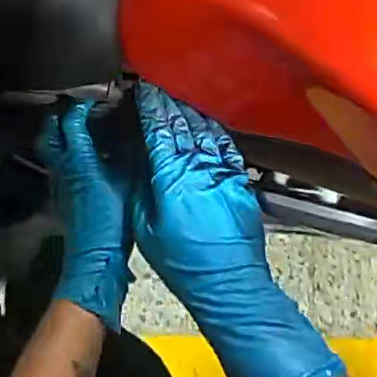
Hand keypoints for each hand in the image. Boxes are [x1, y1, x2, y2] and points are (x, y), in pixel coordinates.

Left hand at [36, 102, 134, 330]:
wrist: (94, 259)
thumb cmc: (113, 222)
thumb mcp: (127, 184)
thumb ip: (125, 156)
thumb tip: (129, 134)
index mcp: (79, 159)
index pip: (70, 122)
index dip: (79, 107)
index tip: (91, 101)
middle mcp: (62, 166)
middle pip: (50, 131)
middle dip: (59, 116)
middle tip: (75, 110)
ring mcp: (57, 181)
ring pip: (48, 148)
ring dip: (57, 134)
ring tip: (74, 129)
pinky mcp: (58, 194)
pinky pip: (54, 164)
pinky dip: (62, 152)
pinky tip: (78, 157)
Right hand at [131, 82, 344, 376]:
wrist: (230, 285)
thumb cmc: (184, 262)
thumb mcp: (145, 225)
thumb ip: (140, 185)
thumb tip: (137, 156)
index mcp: (172, 179)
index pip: (158, 130)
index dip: (148, 107)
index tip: (140, 93)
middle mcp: (200, 169)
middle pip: (181, 124)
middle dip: (166, 103)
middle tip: (155, 91)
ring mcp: (223, 174)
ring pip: (204, 130)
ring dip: (188, 111)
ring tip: (176, 100)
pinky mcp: (240, 183)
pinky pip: (225, 145)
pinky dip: (212, 129)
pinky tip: (205, 122)